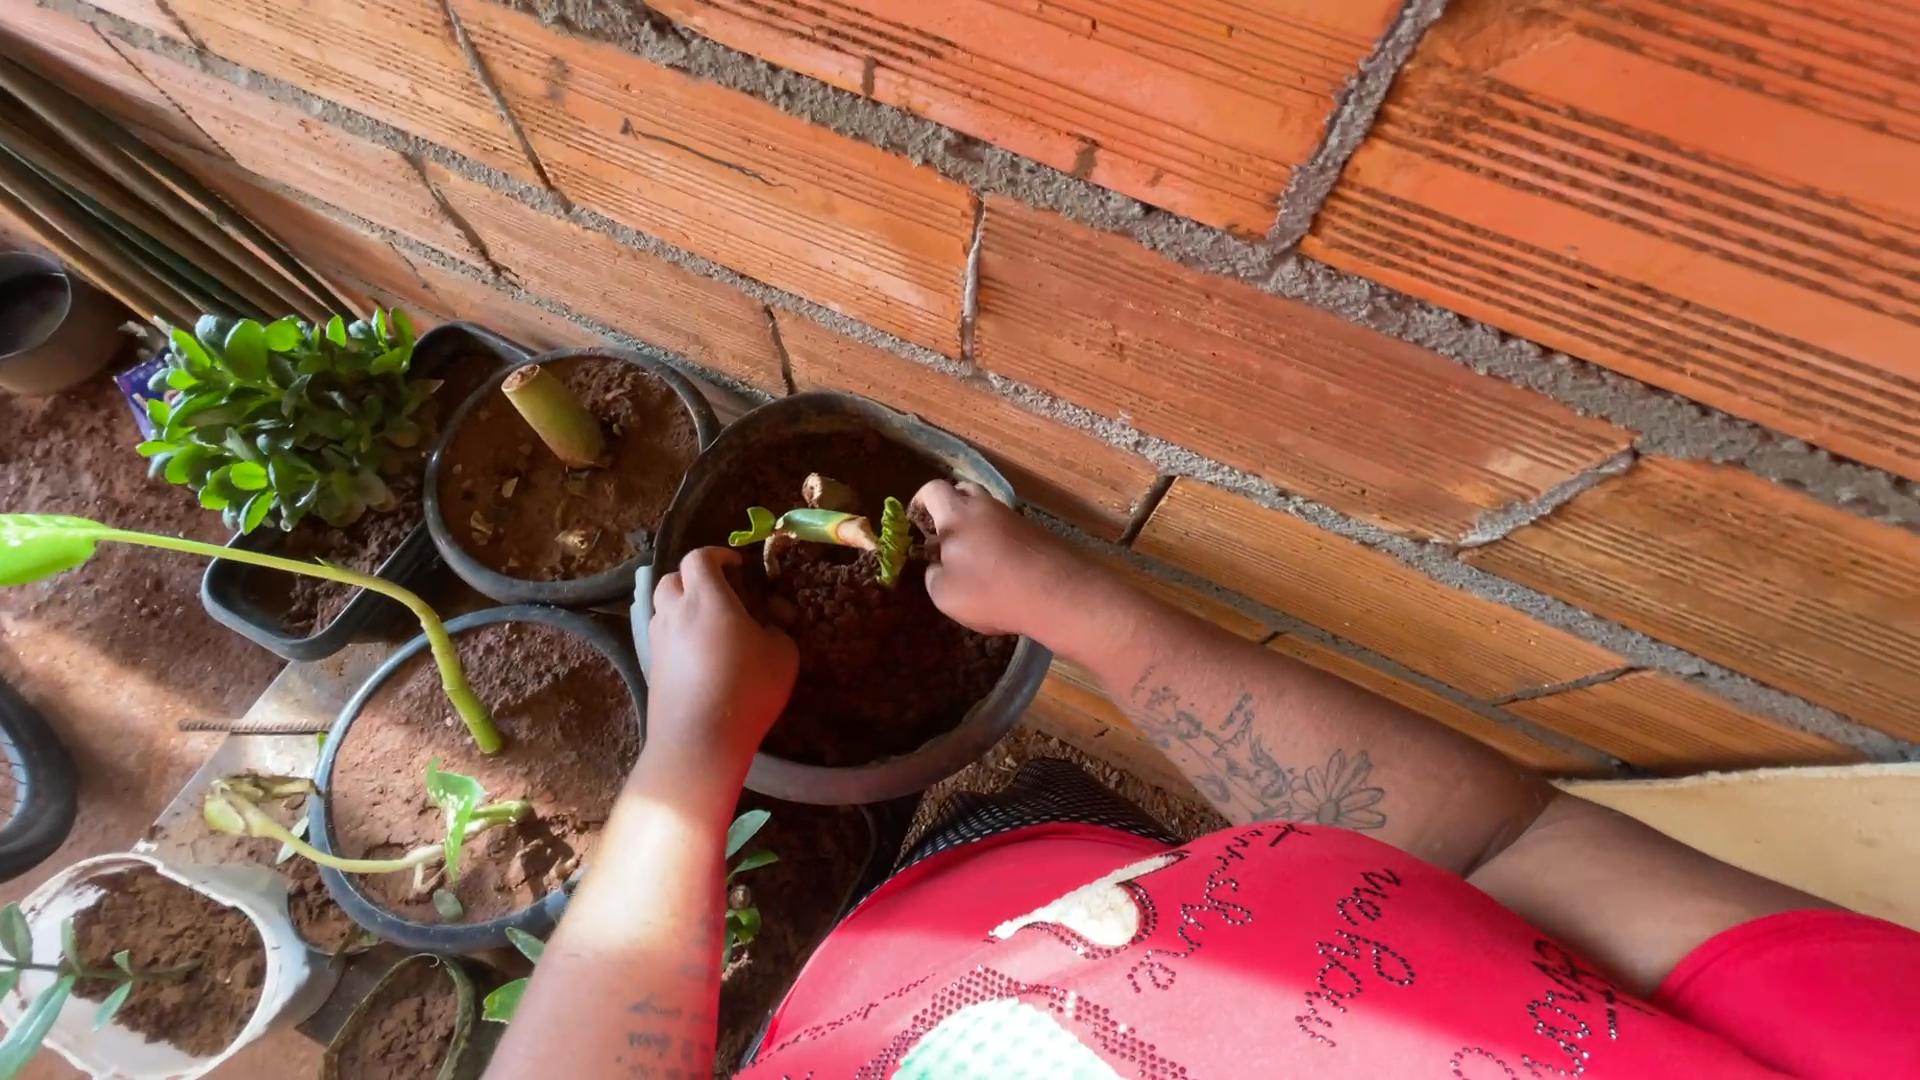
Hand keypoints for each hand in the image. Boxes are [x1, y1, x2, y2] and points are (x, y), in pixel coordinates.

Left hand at [647, 547, 797, 769]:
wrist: (699, 739)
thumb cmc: (747, 688)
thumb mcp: (782, 654)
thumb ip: (776, 629)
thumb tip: (766, 623)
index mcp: (707, 599)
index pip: (700, 558)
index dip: (718, 555)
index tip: (737, 566)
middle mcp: (676, 612)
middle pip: (673, 577)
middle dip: (695, 578)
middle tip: (720, 593)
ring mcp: (659, 640)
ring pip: (663, 606)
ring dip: (683, 604)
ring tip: (709, 623)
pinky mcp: (652, 666)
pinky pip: (662, 634)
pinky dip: (678, 632)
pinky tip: (700, 653)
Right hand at [910, 480, 1087, 641]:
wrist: (1056, 593)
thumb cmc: (990, 590)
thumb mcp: (944, 593)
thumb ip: (933, 575)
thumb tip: (937, 566)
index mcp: (957, 513)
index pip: (932, 489)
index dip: (919, 502)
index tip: (914, 523)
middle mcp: (986, 506)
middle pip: (963, 491)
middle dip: (949, 508)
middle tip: (942, 535)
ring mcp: (1015, 518)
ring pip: (988, 511)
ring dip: (975, 527)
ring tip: (970, 558)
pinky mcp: (1036, 533)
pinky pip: (1008, 529)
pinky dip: (997, 541)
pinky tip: (998, 568)